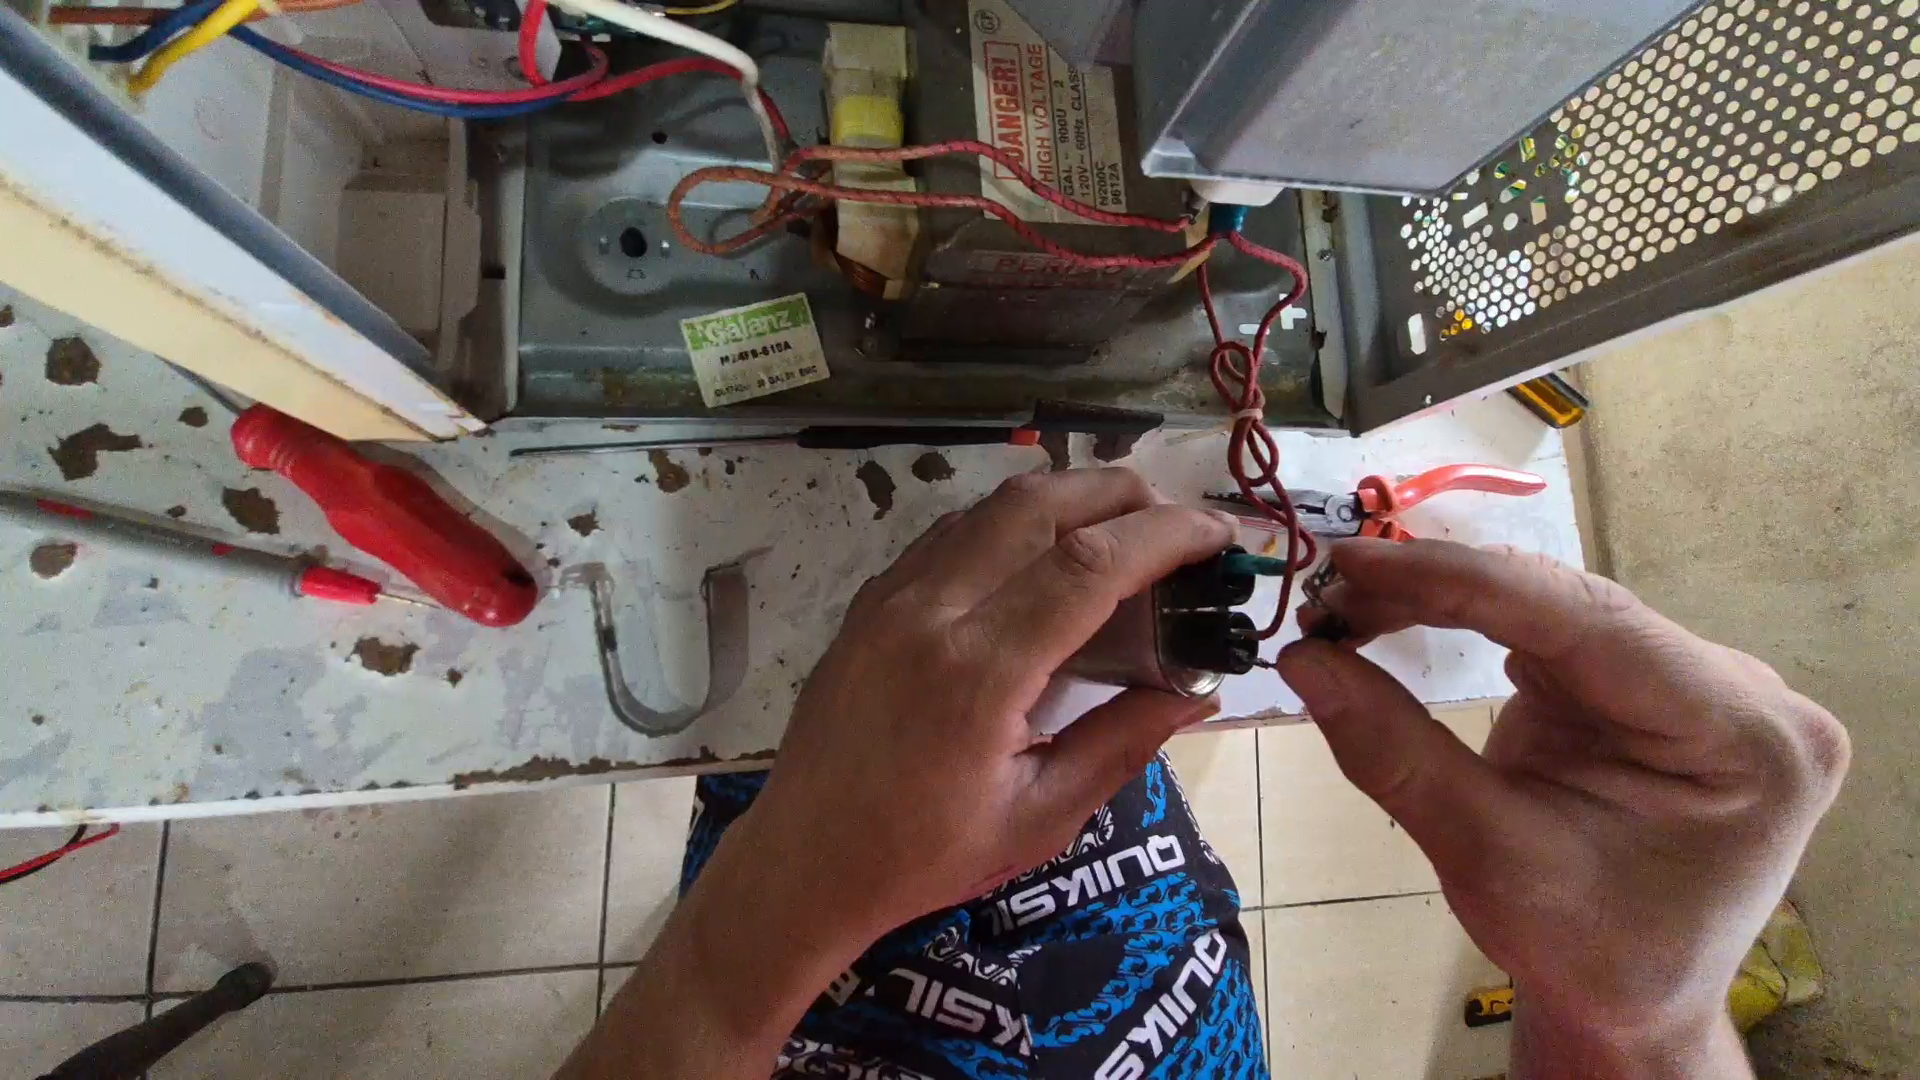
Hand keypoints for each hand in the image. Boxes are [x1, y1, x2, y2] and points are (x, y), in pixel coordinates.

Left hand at [747, 468, 1231, 934]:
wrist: (804, 855)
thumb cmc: (923, 854)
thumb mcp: (1039, 817)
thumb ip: (1122, 743)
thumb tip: (1197, 692)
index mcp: (976, 673)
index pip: (1087, 566)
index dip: (1165, 535)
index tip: (1217, 535)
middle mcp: (929, 610)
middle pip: (1037, 505)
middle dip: (1120, 492)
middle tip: (1171, 521)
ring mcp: (891, 594)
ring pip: (991, 507)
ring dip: (1066, 498)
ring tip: (1118, 528)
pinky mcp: (872, 596)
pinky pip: (953, 531)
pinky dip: (1013, 522)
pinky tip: (1040, 553)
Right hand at [1276, 540, 1848, 1078]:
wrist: (1628, 995)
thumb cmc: (1580, 945)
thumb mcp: (1481, 853)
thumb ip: (1390, 749)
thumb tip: (1299, 657)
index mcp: (1738, 732)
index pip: (1579, 618)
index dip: (1452, 578)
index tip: (1346, 561)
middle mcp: (1727, 685)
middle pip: (1552, 600)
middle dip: (1426, 589)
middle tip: (1322, 598)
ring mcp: (1680, 677)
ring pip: (1531, 601)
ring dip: (1426, 598)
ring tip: (1339, 612)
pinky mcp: (1627, 681)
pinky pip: (1525, 624)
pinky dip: (1445, 617)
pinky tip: (1387, 619)